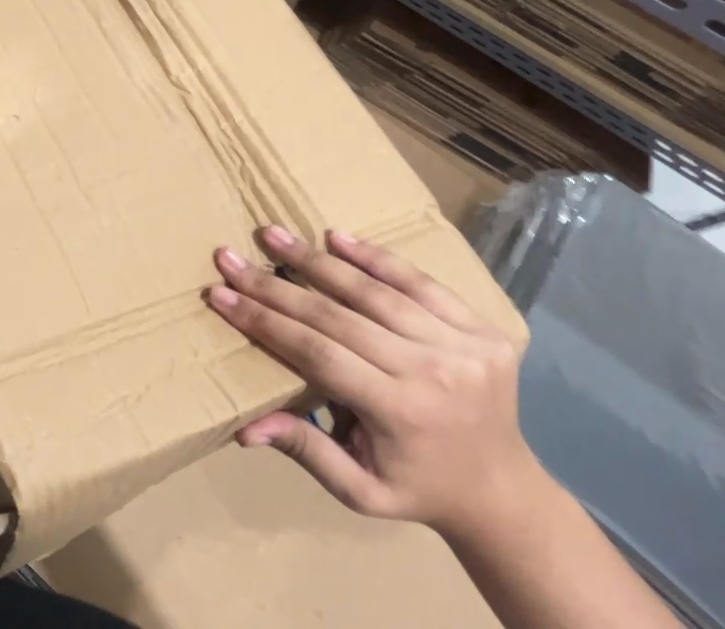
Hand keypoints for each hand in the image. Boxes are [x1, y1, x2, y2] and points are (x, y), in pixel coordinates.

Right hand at [207, 227, 543, 537]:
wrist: (504, 491)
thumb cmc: (417, 488)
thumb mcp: (358, 489)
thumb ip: (305, 450)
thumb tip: (245, 430)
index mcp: (400, 411)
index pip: (316, 352)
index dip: (264, 321)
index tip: (220, 295)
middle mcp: (435, 373)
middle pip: (337, 316)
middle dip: (274, 284)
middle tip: (230, 258)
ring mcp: (465, 348)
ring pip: (376, 292)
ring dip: (317, 259)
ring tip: (272, 234)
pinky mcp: (485, 331)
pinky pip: (422, 284)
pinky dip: (377, 258)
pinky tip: (338, 237)